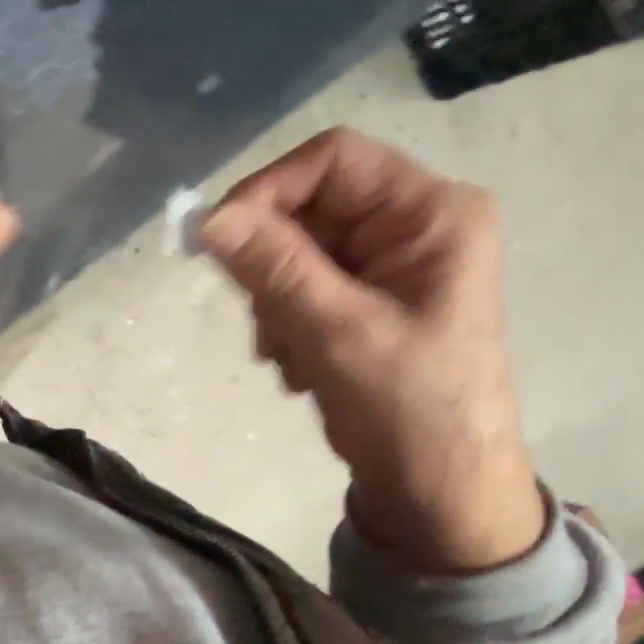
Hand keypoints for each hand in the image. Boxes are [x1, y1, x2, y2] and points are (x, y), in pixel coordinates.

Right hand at [199, 128, 544, 572]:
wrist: (435, 482)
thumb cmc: (406, 405)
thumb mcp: (336, 331)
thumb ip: (274, 269)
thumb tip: (207, 220)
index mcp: (431, 214)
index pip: (333, 161)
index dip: (266, 191)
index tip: (213, 242)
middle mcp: (411, 226)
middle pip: (308, 210)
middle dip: (269, 267)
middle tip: (263, 322)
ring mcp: (386, 266)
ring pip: (292, 255)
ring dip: (272, 305)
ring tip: (290, 357)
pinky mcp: (362, 302)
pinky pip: (297, 290)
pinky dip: (282, 326)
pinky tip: (298, 366)